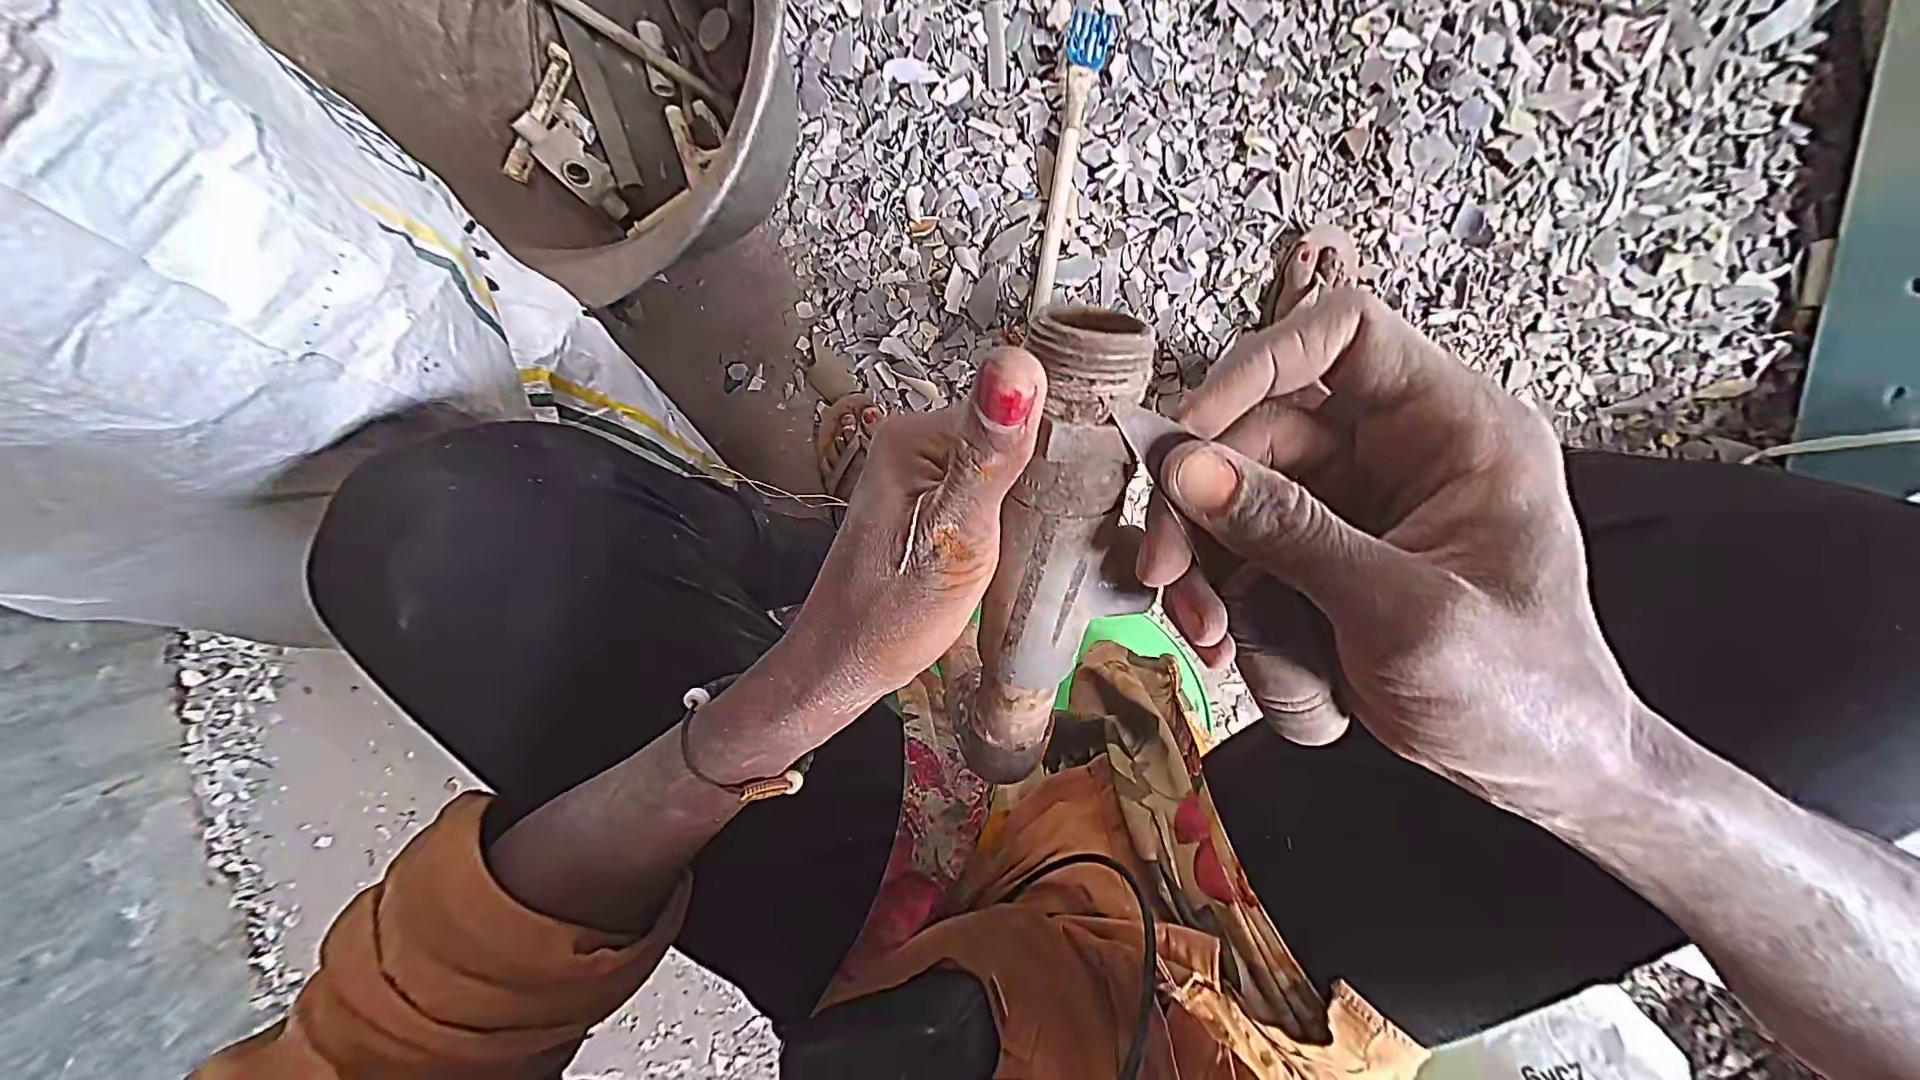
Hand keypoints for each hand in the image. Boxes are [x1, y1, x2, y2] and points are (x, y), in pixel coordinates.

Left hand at [781, 348, 1046, 716]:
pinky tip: (1021, 539)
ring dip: (1036, 496)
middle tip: (1052, 523)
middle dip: (1047, 474)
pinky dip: (1018, 512)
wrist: (851, 662)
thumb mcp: (953, 534)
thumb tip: (1017, 368)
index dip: (1057, 442)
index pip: (1013, 405)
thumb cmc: (888, 614)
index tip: (1075, 488)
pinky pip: (996, 489)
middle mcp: (919, 443)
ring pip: (1011, 464)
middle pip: (1014, 432)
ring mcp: (930, 473)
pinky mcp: (940, 501)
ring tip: (1037, 535)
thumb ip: (988, 456)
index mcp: (916, 435)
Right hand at [1140, 287, 1638, 810]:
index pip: (1341, 336)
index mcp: (1450, 430)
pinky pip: (1227, 560)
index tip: (1185, 436)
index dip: (1254, 367)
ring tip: (1217, 642)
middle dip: (1197, 514)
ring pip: (1221, 505)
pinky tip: (1238, 654)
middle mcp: (1382, 454)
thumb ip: (1292, 535)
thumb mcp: (1406, 614)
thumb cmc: (1516, 692)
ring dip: (1202, 576)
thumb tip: (1184, 466)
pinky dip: (1218, 607)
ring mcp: (1334, 506)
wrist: (1526, 769)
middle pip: (1248, 437)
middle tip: (1167, 577)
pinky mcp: (1300, 555)